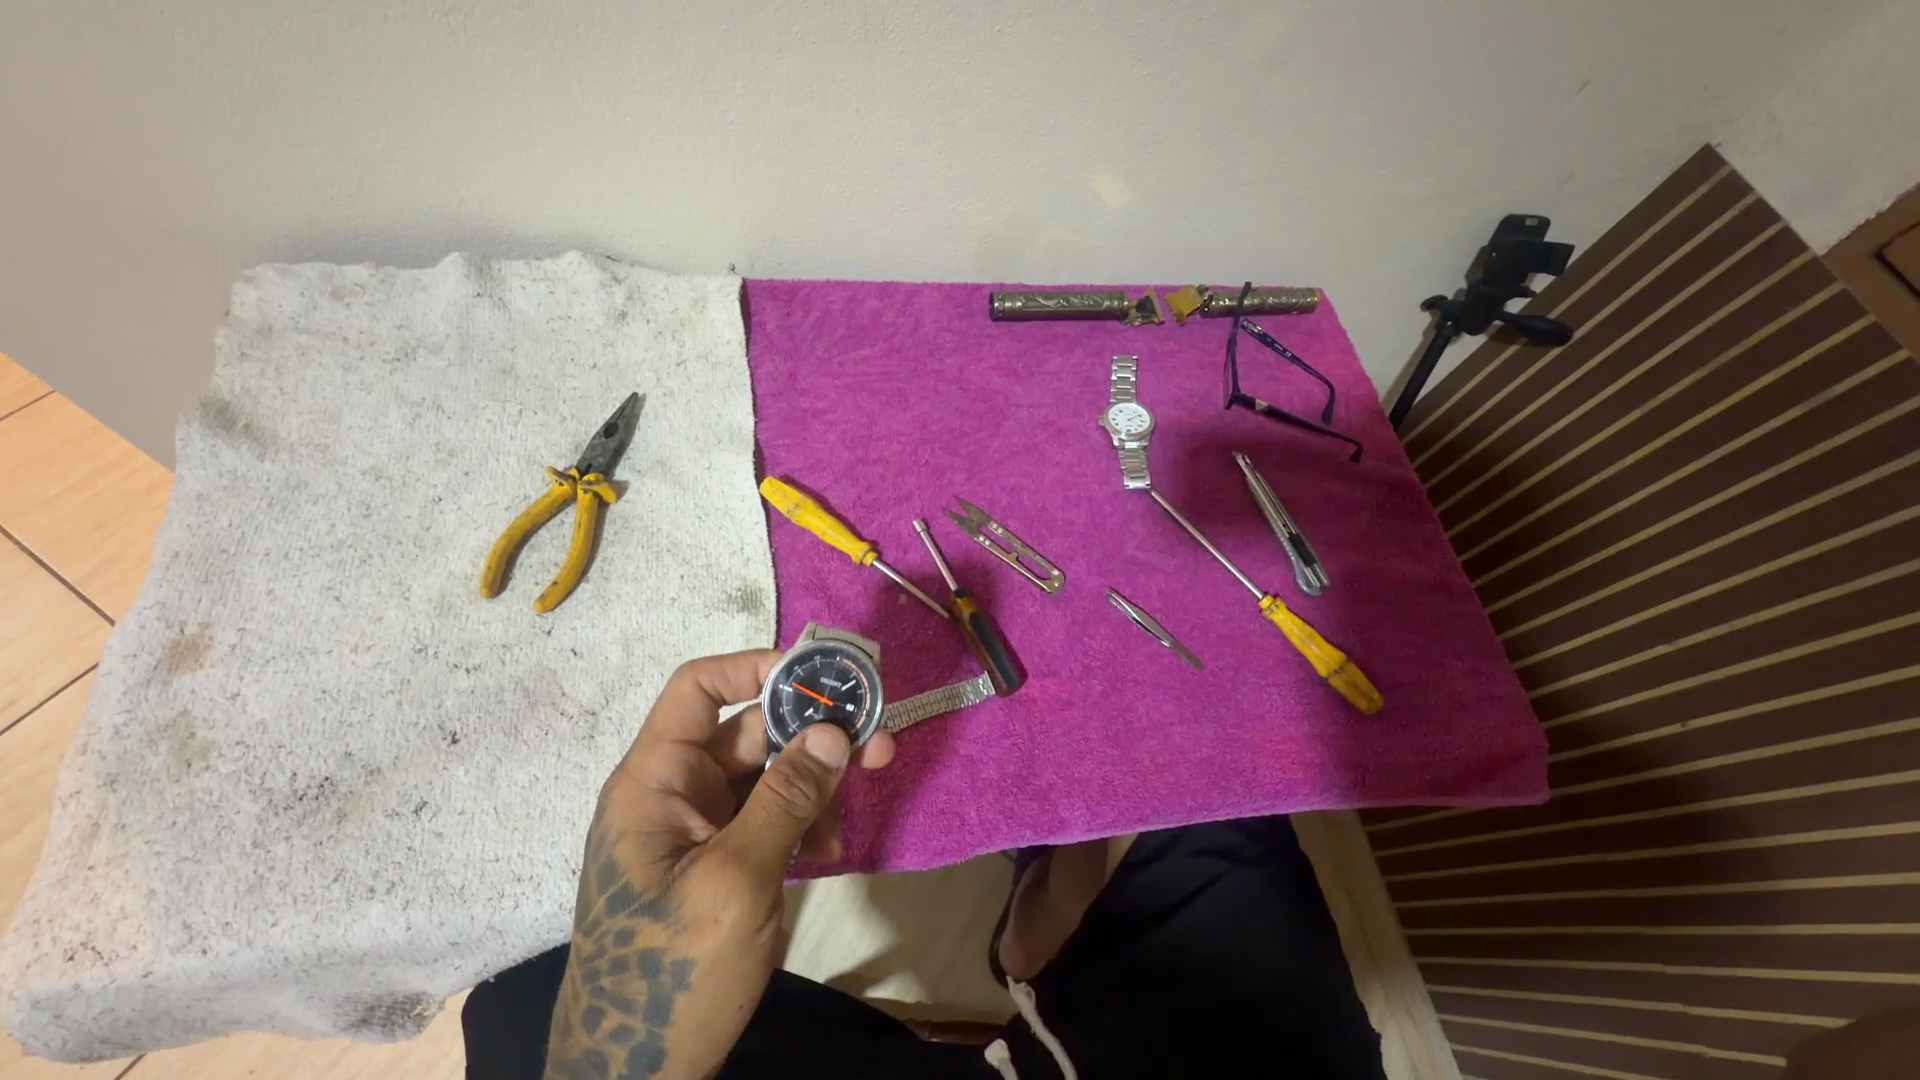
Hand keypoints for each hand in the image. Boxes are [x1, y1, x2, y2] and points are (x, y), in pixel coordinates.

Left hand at [543, 650, 894, 1079]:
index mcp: (656, 779)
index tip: (820, 677)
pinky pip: (771, 817)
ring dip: (814, 787)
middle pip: (749, 731)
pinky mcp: (724, 861)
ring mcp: (701, 829)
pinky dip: (804, 823)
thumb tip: (833, 730)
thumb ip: (786, 797)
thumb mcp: (736, 878)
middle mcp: (677, 792)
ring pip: (769, 775)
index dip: (755, 667)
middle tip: (876, 744)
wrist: (638, 1074)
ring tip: (842, 829)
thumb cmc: (674, 968)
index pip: (698, 689)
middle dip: (812, 736)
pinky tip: (826, 854)